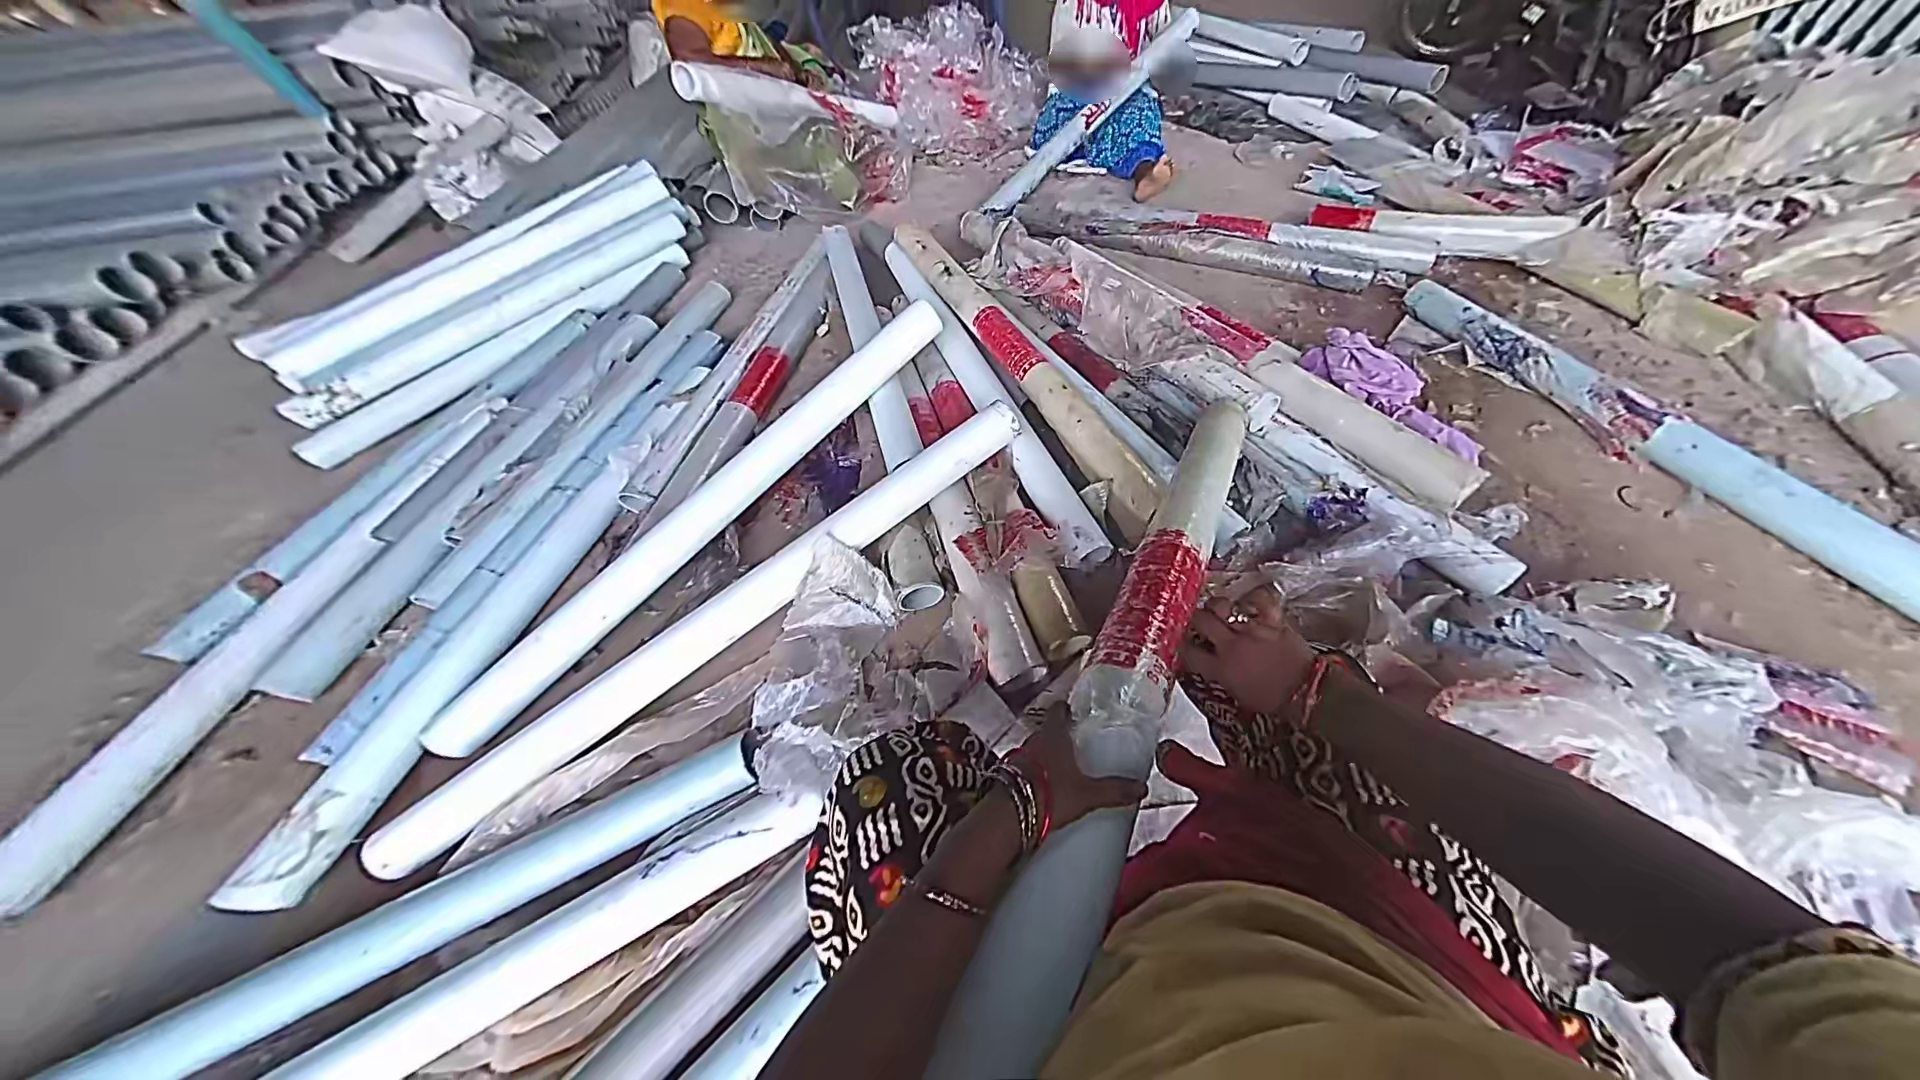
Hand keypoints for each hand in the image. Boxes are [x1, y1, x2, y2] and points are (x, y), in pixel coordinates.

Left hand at [1007, 701, 1147, 832]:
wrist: (1011, 817)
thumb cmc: (1049, 796)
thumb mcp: (1088, 795)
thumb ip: (1115, 790)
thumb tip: (1140, 788)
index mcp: (1052, 736)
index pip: (1057, 711)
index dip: (1065, 709)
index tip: (1073, 711)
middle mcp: (1032, 742)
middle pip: (1046, 731)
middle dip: (1059, 735)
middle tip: (1076, 743)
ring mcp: (1018, 758)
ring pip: (1035, 749)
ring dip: (1046, 754)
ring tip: (1063, 768)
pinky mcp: (1009, 777)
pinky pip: (1025, 768)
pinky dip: (1035, 772)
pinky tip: (1046, 787)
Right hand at [1176, 585, 1316, 715]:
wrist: (1308, 694)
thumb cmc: (1273, 700)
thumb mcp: (1237, 693)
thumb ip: (1221, 675)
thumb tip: (1213, 665)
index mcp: (1219, 669)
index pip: (1188, 651)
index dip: (1182, 643)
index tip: (1183, 641)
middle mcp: (1230, 646)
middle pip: (1200, 621)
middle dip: (1195, 618)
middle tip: (1199, 620)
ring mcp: (1250, 631)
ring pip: (1221, 606)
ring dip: (1216, 606)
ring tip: (1220, 609)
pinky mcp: (1271, 622)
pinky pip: (1259, 600)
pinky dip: (1253, 597)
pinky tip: (1249, 601)